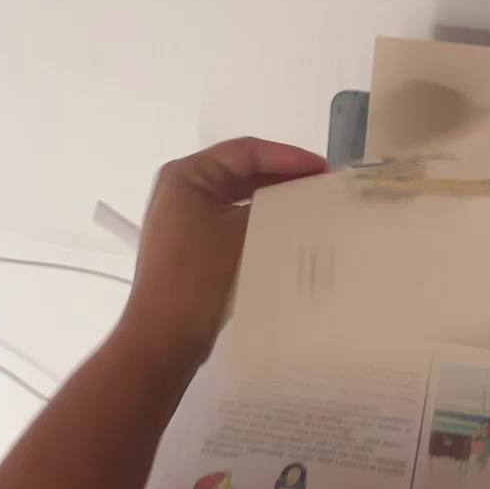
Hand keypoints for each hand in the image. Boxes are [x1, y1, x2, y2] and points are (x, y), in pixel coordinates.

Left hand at [116, 138, 327, 364]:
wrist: (165, 336)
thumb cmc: (198, 277)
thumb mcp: (244, 233)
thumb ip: (276, 206)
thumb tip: (309, 196)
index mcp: (187, 175)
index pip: (246, 152)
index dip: (289, 156)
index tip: (324, 168)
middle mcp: (183, 189)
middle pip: (243, 171)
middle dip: (284, 176)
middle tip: (323, 184)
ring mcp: (187, 217)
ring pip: (241, 195)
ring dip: (275, 198)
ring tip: (313, 203)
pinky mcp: (196, 242)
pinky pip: (236, 218)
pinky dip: (263, 219)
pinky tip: (290, 227)